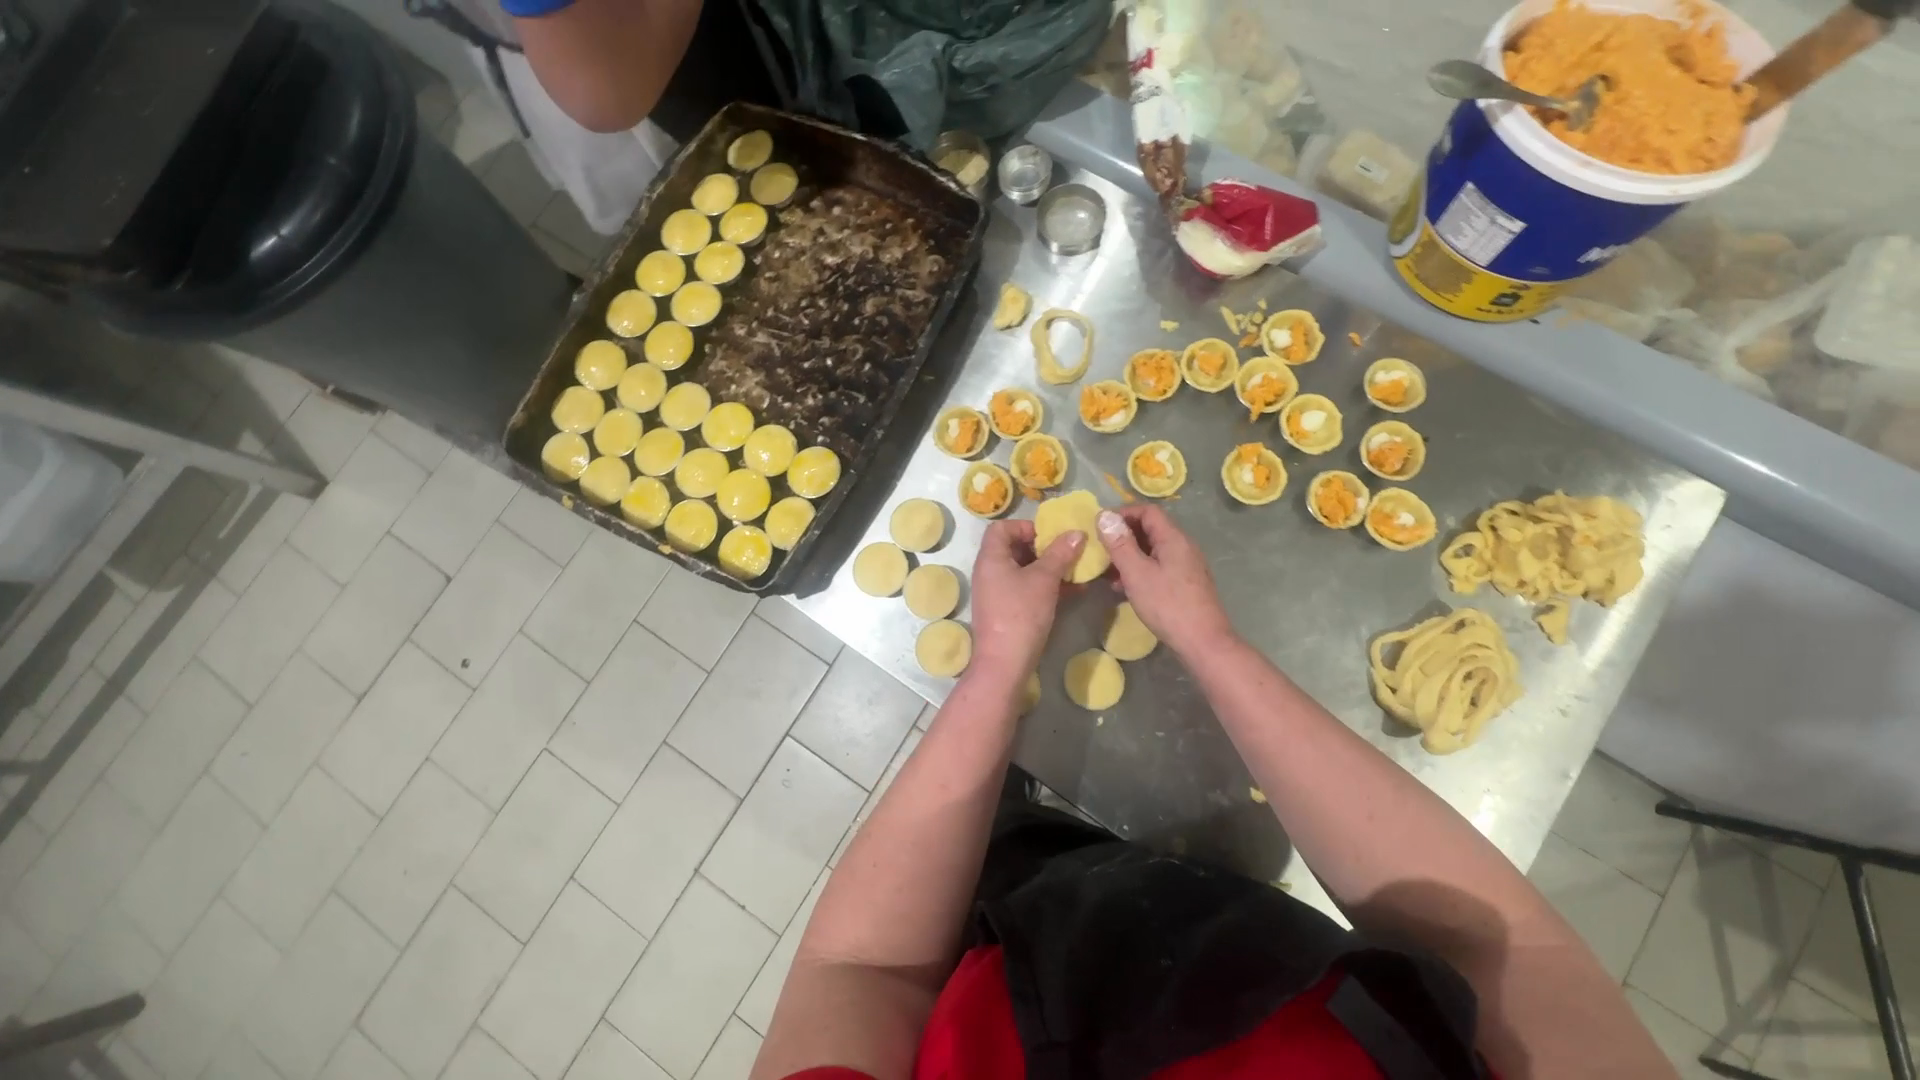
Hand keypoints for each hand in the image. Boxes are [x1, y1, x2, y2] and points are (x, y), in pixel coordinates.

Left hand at [968, 518, 1083, 681]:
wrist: (1005, 663)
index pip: (1001, 528)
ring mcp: (997, 593)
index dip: (1025, 526)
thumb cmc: (1021, 614)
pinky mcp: (1006, 611)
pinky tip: (1074, 591)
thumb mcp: (1044, 580)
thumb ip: (1060, 554)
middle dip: (1043, 548)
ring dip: (1049, 568)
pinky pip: (1027, 589)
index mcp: (991, 558)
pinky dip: (1046, 586)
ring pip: (1024, 571)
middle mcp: (989, 572)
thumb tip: (1077, 533)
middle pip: (1014, 548)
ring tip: (1075, 570)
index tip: (1050, 536)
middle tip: (1067, 552)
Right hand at [1096, 505, 1234, 657]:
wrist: (1203, 641)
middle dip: (1124, 536)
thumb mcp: (1136, 573)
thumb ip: (1120, 544)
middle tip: (1101, 550)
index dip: (1123, 513)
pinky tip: (1125, 588)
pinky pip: (1159, 567)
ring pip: (1153, 550)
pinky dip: (1140, 571)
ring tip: (1108, 572)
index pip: (1148, 511)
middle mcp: (1183, 546)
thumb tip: (1104, 515)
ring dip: (1130, 556)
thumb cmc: (1167, 604)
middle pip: (1151, 529)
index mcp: (1173, 538)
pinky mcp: (1185, 584)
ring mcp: (1186, 566)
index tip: (1101, 527)